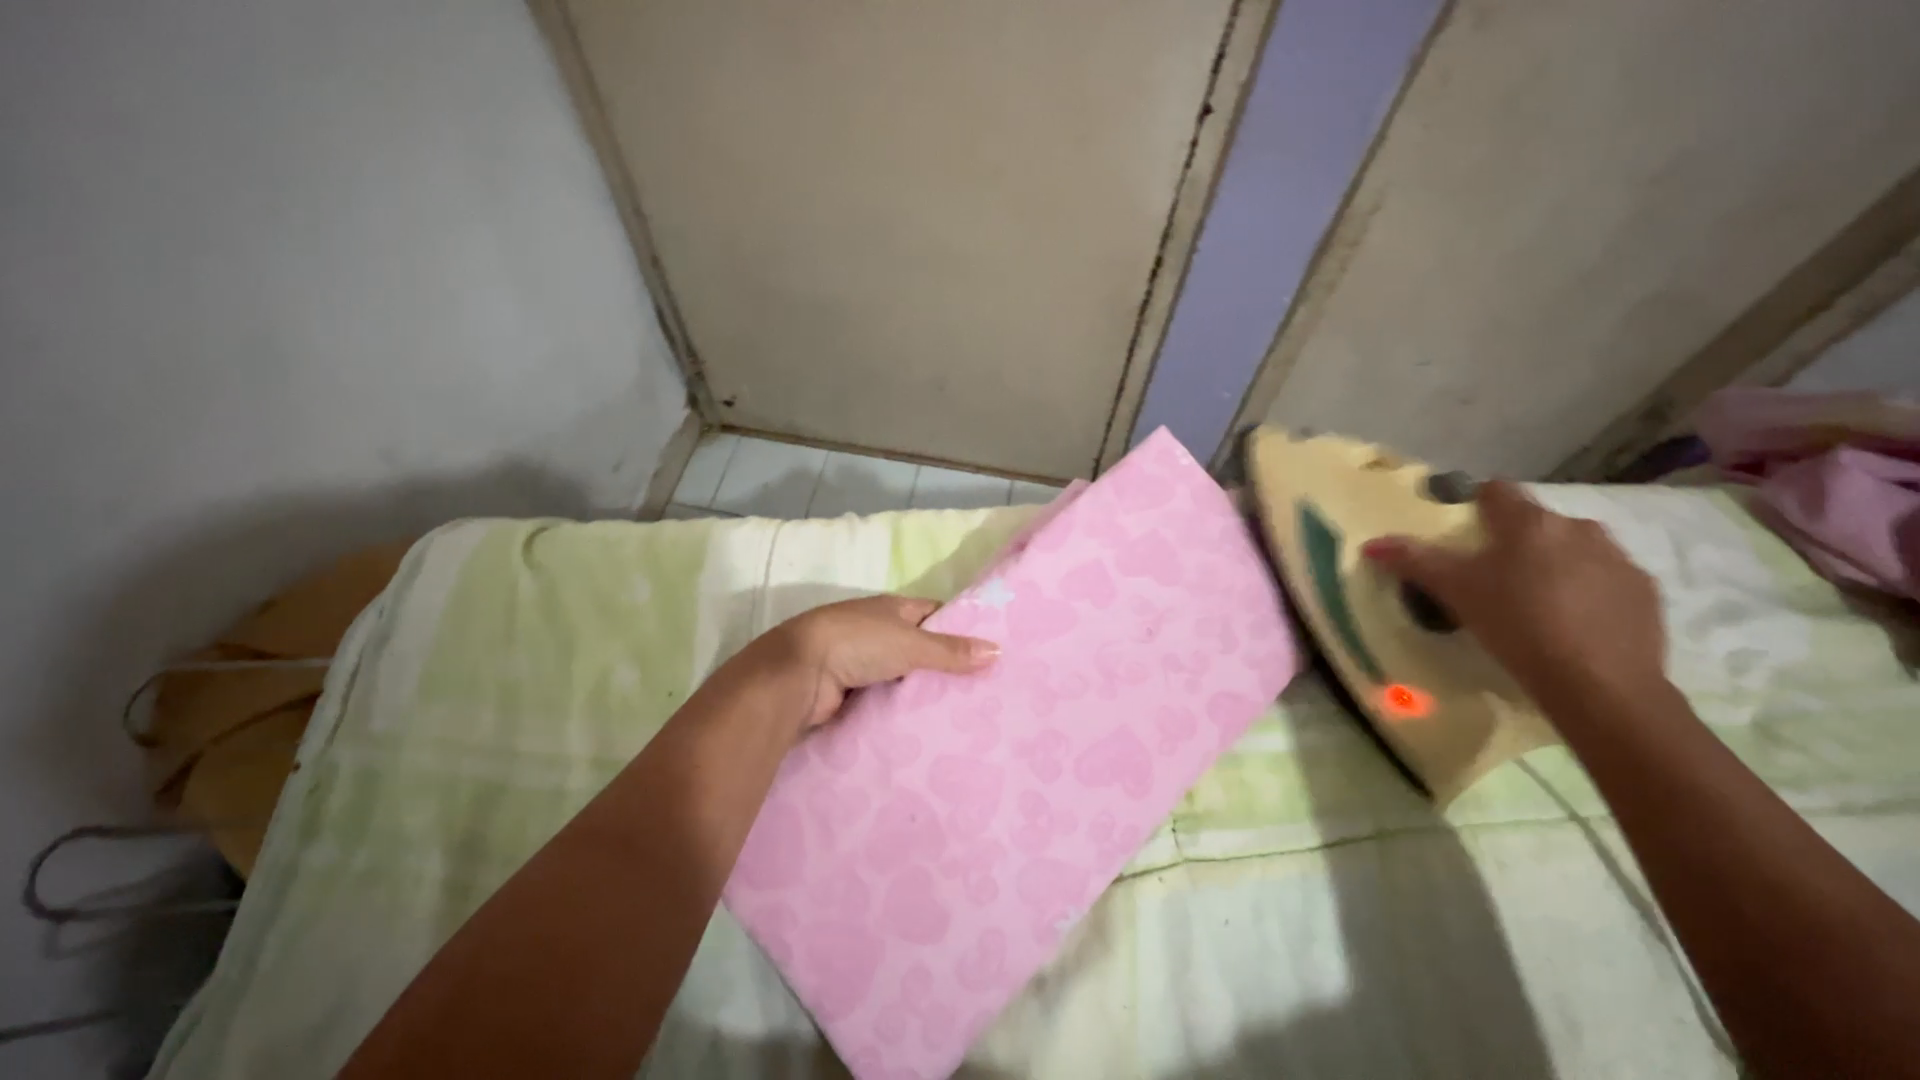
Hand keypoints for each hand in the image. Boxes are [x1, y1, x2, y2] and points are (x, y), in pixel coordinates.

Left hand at [765, 595, 999, 730]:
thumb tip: (997, 651)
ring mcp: (860, 664)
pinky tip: (928, 727)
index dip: (959, 627)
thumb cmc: (857, 643)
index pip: (933, 614)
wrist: (798, 673)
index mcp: (890, 608)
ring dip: (922, 693)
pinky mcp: (850, 695)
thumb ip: (951, 651)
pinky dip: (901, 712)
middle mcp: (876, 632)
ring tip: (965, 714)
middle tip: (985, 690)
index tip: (989, 649)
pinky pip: (885, 703)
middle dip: (945, 667)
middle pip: (919, 649)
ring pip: (903, 679)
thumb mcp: (911, 643)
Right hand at [1362, 480, 1667, 708]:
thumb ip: (1416, 561)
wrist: (1600, 683)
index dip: (1478, 505)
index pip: (1498, 491)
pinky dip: (1591, 593)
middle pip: (1539, 523)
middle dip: (1519, 542)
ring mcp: (1619, 558)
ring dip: (1558, 565)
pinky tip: (1577, 625)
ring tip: (1539, 605)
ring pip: (1577, 550)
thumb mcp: (1457, 593)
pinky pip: (1609, 580)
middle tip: (1498, 579)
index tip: (1466, 531)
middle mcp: (1578, 527)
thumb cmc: (1518, 625)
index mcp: (1529, 522)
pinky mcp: (1645, 592)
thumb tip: (1372, 544)